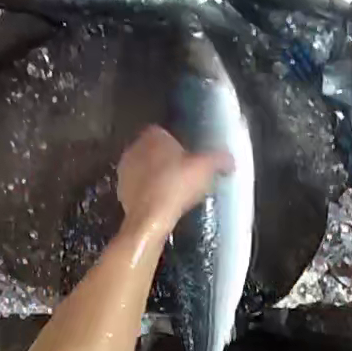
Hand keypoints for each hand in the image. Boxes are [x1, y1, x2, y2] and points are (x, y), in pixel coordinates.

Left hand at [118, 125, 231, 239]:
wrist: (150, 218)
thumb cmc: (176, 185)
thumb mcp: (207, 168)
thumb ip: (220, 159)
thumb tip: (229, 160)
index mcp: (152, 136)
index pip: (166, 133)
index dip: (179, 145)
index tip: (192, 158)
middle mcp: (134, 149)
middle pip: (155, 151)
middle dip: (168, 161)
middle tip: (187, 174)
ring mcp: (125, 171)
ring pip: (146, 170)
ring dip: (158, 177)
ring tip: (177, 191)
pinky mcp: (121, 192)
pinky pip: (140, 188)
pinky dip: (151, 193)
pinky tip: (165, 203)